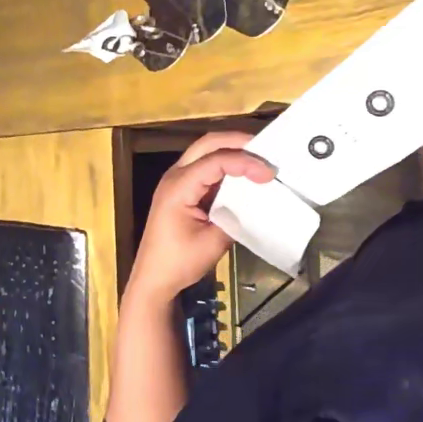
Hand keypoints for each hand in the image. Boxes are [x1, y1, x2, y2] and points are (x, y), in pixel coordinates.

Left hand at [125, 132, 275, 303]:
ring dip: (232, 150)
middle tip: (266, 148)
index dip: (245, 162)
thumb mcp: (214, 241)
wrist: (153, 280)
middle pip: (208, 143)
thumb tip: (256, 199)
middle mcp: (175, 176)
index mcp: (179, 187)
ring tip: (259, 157)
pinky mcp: (183, 190)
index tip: (269, 173)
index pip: (216, 161)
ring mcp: (177, 181)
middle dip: (238, 141)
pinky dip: (226, 165)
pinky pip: (205, 167)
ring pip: (205, 151)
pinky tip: (243, 173)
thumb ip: (236, 216)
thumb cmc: (179, 262)